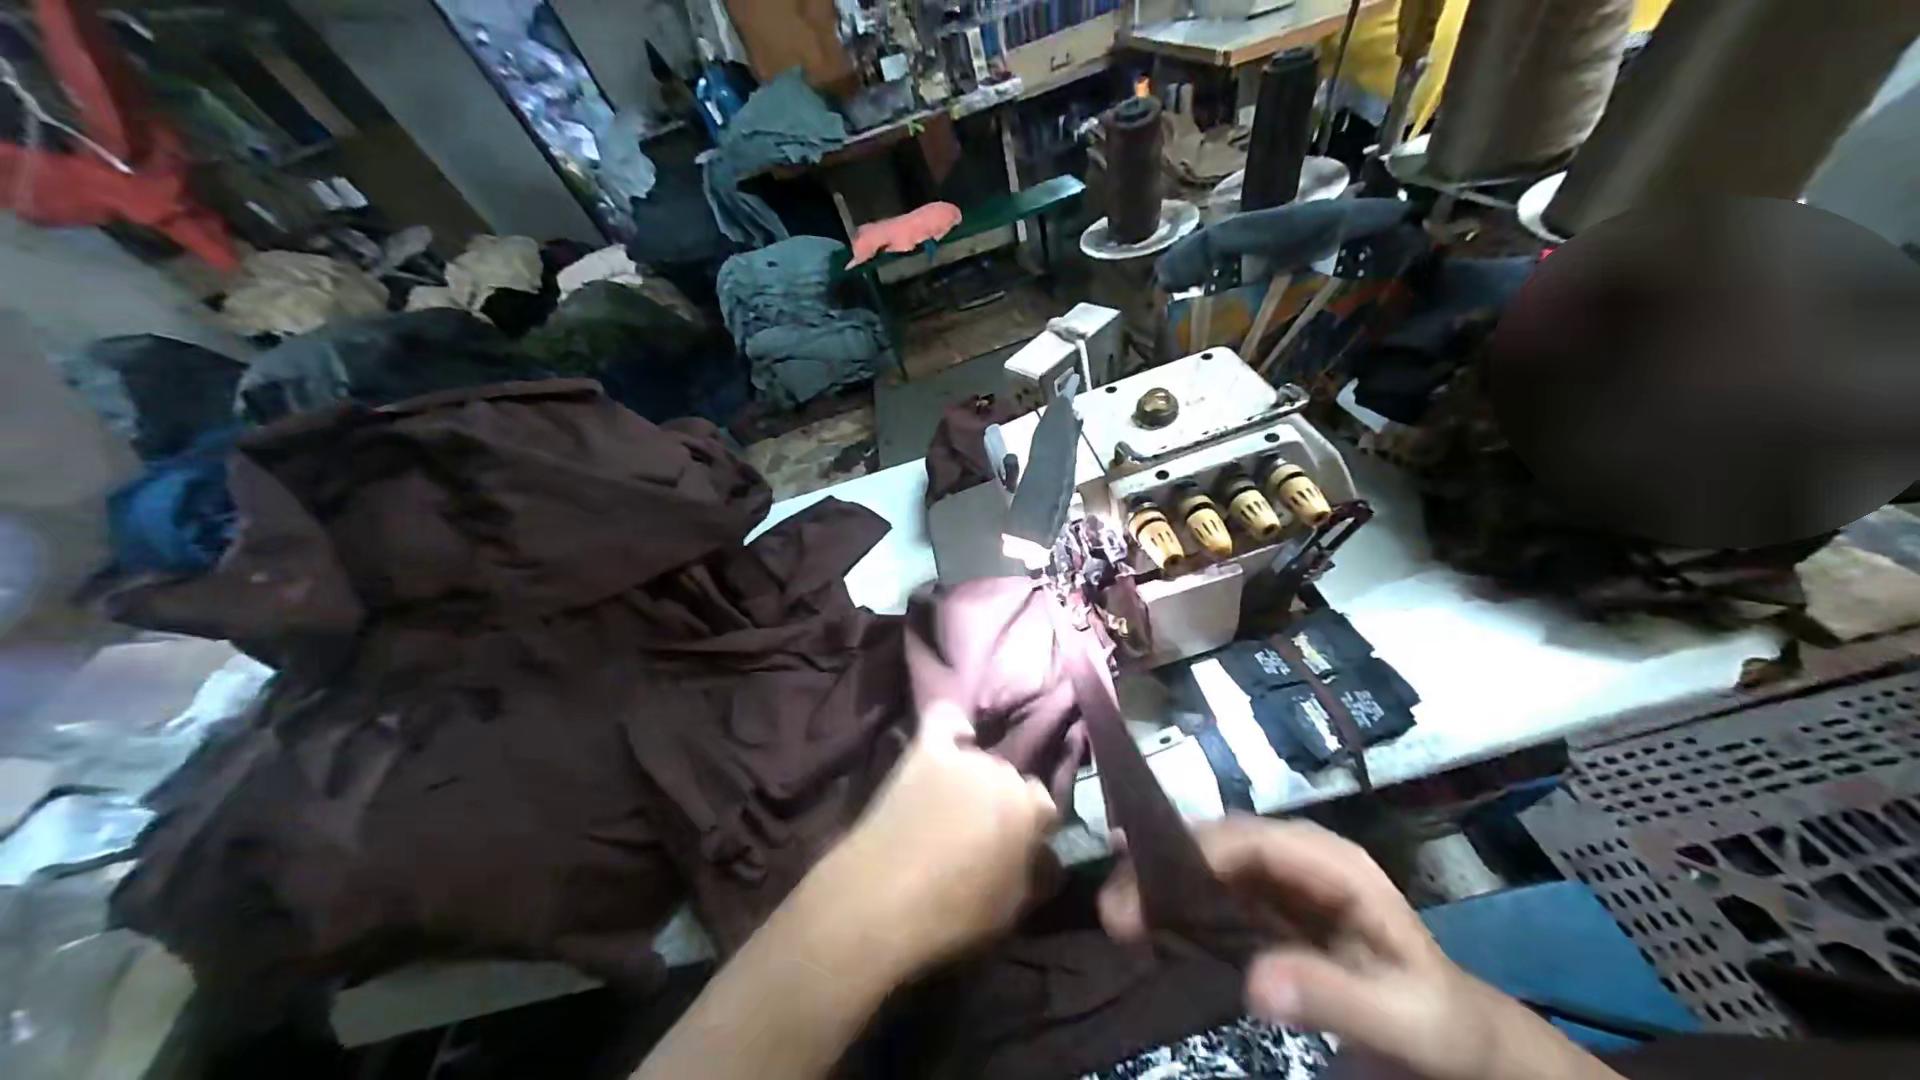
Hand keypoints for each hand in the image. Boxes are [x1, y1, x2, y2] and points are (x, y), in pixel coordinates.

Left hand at [803, 702, 1059, 980]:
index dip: (1030, 827)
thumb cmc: (956, 913)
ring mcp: (964, 758)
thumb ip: (1038, 871)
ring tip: (950, 804)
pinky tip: (953, 737)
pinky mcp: (925, 751)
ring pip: (979, 758)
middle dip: (1000, 801)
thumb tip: (1044, 853)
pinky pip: (944, 719)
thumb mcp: (1015, 907)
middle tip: (978, 831)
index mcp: (1032, 809)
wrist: (884, 900)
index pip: (1043, 804)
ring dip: (972, 777)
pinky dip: (951, 725)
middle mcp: (1004, 772)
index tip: (1014, 847)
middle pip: (1010, 778)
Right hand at [1098, 816, 1621, 1079]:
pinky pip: (1210, 890)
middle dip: (1164, 865)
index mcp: (1334, 864)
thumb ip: (1334, 997)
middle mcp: (1297, 856)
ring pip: (1205, 861)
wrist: (1459, 1036)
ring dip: (1159, 881)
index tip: (1151, 882)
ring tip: (1116, 910)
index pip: (1258, 841)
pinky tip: (1141, 912)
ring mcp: (1277, 877)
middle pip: (1219, 843)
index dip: (1201, 852)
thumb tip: (1254, 983)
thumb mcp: (1402, 1021)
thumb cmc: (1438, 1023)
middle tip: (1116, 905)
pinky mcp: (1263, 903)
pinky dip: (1174, 900)